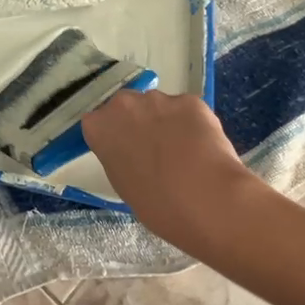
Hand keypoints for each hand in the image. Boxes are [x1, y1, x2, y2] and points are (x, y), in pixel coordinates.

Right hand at [82, 90, 264, 247]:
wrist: (205, 200)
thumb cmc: (157, 205)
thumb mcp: (123, 184)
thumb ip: (120, 158)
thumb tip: (134, 155)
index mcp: (98, 127)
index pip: (99, 124)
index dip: (115, 138)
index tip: (128, 154)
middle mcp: (123, 104)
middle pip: (128, 108)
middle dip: (139, 123)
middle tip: (157, 152)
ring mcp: (157, 99)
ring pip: (160, 107)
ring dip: (168, 122)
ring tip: (187, 153)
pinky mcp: (190, 101)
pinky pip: (188, 111)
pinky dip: (194, 125)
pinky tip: (205, 149)